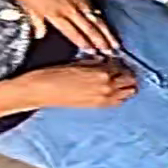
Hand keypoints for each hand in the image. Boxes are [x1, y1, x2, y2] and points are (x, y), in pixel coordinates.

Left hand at [0, 0, 119, 52]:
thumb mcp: (24, 5)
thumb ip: (36, 21)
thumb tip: (39, 34)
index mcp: (53, 14)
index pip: (74, 34)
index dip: (84, 44)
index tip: (93, 52)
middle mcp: (69, 10)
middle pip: (90, 29)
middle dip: (101, 42)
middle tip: (110, 52)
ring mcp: (77, 2)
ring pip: (97, 21)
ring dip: (107, 33)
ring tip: (116, 43)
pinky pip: (95, 10)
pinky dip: (102, 19)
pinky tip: (107, 25)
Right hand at [0, 60, 137, 110]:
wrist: (36, 92)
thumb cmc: (50, 74)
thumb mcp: (74, 63)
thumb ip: (94, 63)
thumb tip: (105, 61)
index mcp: (101, 73)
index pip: (121, 66)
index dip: (118, 64)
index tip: (116, 63)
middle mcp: (108, 86)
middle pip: (131, 79)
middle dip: (127, 74)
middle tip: (120, 72)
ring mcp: (106, 97)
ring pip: (130, 91)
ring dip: (127, 86)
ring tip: (119, 82)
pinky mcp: (101, 105)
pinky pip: (121, 101)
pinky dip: (121, 96)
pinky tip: (113, 92)